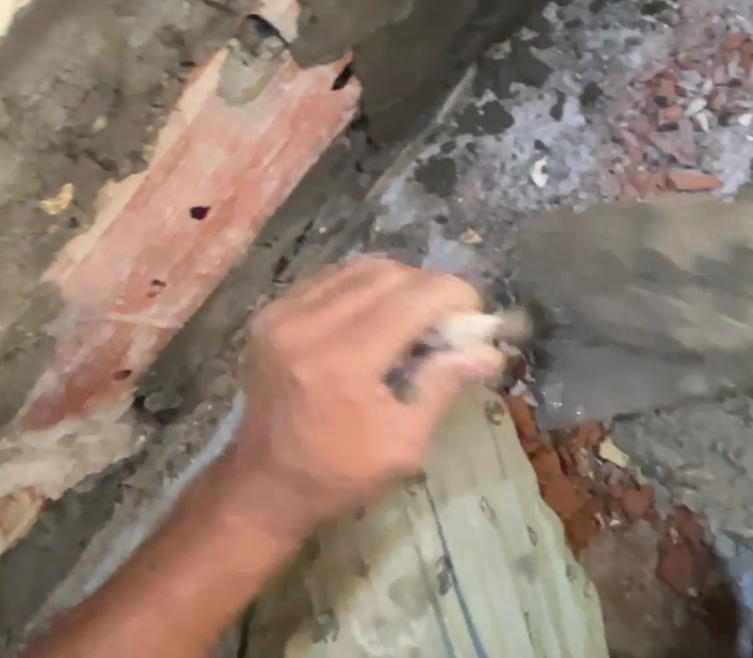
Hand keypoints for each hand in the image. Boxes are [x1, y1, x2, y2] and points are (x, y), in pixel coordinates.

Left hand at [226, 256, 506, 539]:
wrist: (263, 484)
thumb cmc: (339, 473)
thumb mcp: (404, 443)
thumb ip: (444, 384)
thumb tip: (490, 351)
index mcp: (345, 361)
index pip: (413, 298)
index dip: (454, 294)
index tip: (474, 312)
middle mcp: (309, 324)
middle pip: (388, 274)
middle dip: (428, 288)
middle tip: (445, 319)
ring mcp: (283, 313)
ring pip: (359, 268)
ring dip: (397, 282)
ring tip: (412, 314)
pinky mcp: (270, 312)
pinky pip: (330, 278)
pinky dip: (362, 287)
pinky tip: (374, 314)